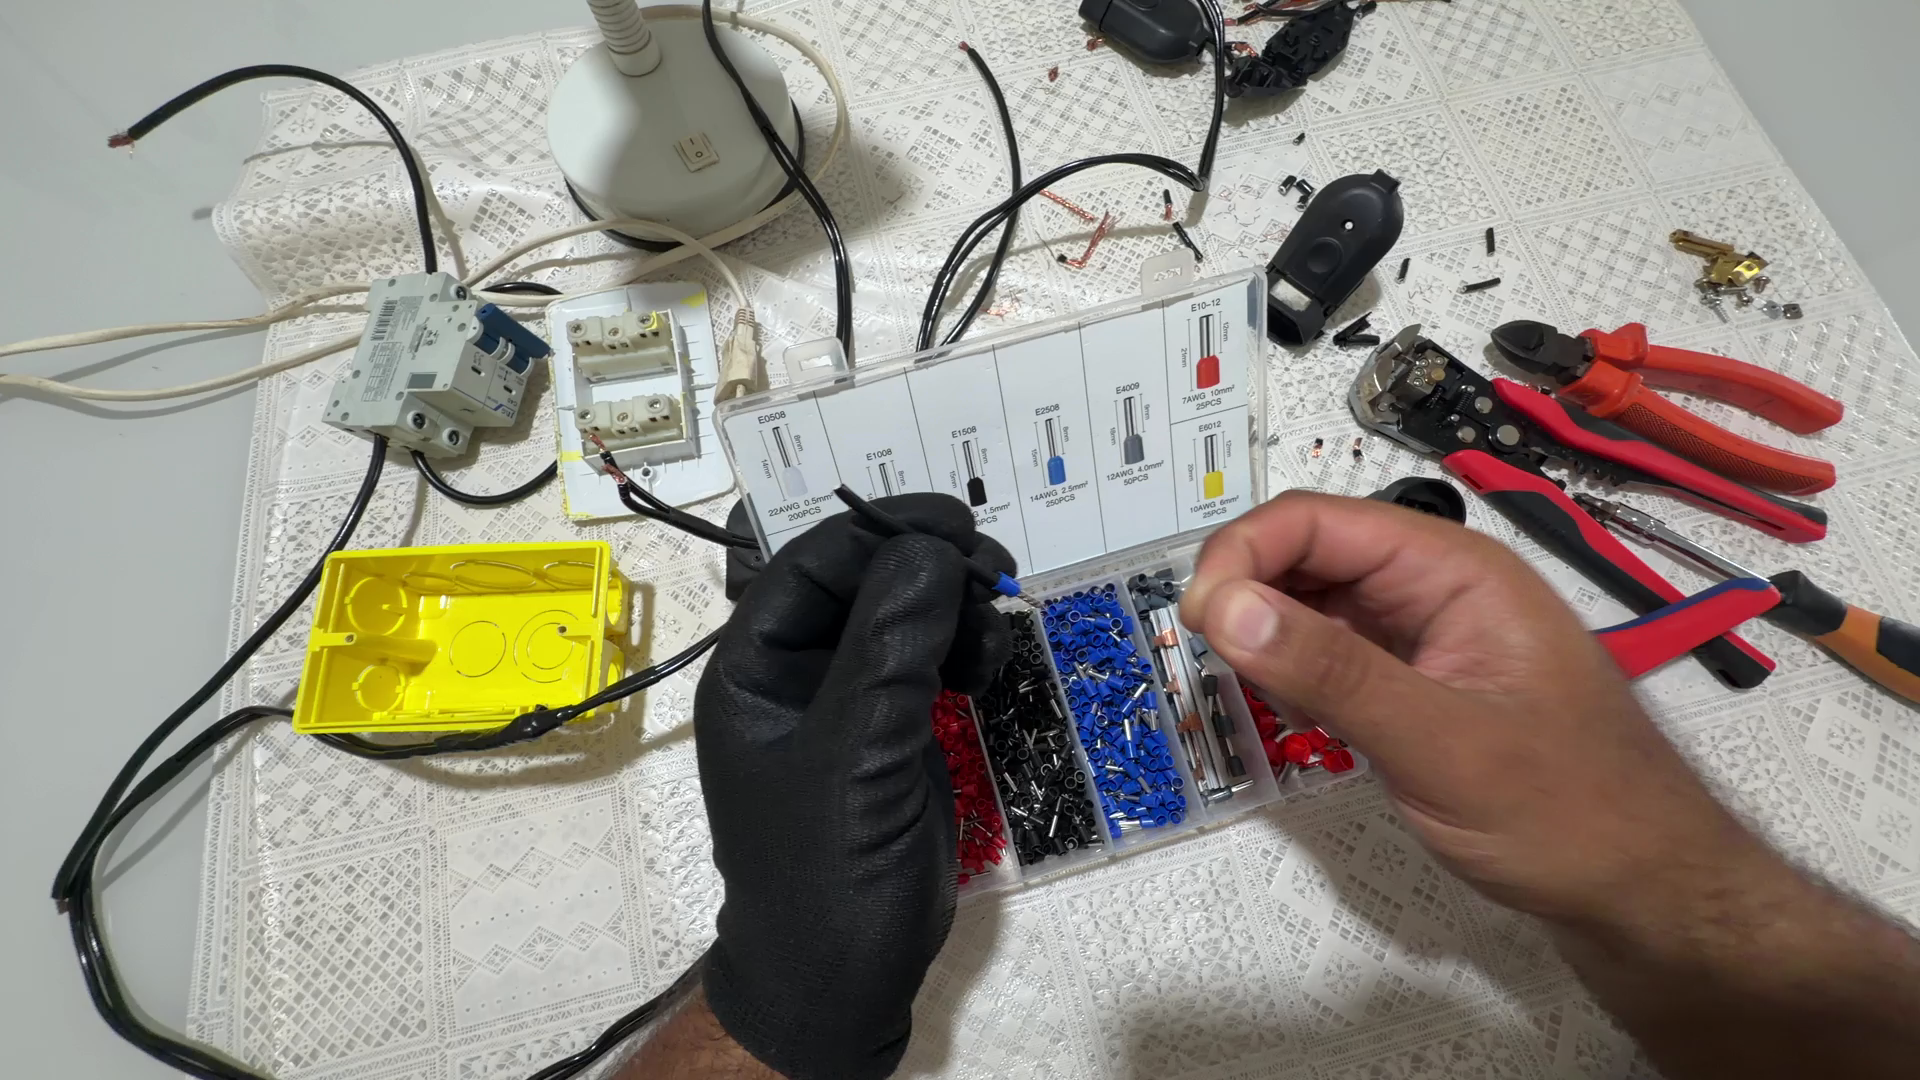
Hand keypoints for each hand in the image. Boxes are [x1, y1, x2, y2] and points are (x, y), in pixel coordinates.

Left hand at [692, 494, 1013, 1079]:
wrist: (844, 979)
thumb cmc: (826, 875)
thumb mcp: (853, 759)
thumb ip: (886, 651)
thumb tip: (929, 550)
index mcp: (757, 667)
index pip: (811, 566)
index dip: (880, 533)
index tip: (956, 524)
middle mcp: (799, 668)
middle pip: (864, 581)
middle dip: (929, 568)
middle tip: (994, 569)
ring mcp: (850, 694)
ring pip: (905, 612)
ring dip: (955, 609)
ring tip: (993, 632)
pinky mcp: (893, 719)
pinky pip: (931, 654)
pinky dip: (965, 647)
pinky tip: (986, 669)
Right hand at [1179, 490, 1767, 925]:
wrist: (1642, 894)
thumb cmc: (1567, 814)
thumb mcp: (1442, 743)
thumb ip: (1331, 672)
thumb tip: (1221, 608)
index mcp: (1447, 568)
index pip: (1313, 521)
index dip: (1241, 554)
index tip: (1197, 620)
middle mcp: (1422, 581)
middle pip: (1299, 551)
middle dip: (1244, 592)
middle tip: (1213, 658)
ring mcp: (1407, 625)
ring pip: (1299, 596)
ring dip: (1260, 632)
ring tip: (1258, 689)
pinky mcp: (1394, 667)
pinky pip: (1314, 642)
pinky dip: (1283, 665)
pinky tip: (1288, 705)